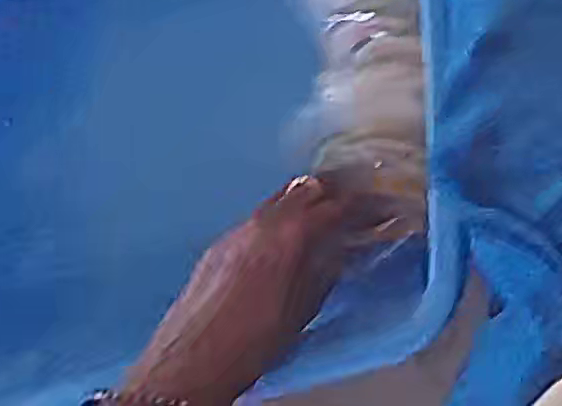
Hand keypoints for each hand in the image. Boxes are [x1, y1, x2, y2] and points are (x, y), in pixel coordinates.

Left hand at [121, 176, 354, 405]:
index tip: (381, 207)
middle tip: (354, 203)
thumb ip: (329, 266)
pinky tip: (282, 242)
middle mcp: (266, 221)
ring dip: (306, 201)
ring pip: (282, 197)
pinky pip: (259, 217)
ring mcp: (238, 231)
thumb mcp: (305, 305)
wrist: (180, 375)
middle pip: (310, 186)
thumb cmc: (253, 343)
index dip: (366, 203)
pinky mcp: (217, 246)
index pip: (341, 202)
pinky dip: (279, 218)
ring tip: (320, 218)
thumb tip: (347, 247)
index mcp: (293, 232)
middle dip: (336, 190)